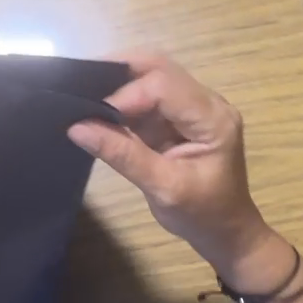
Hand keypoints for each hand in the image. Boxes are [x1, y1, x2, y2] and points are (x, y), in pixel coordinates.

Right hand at [66, 53, 296, 295]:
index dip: (126, 95)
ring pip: (152, 76)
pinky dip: (123, 100)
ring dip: (119, 84)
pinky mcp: (177, 118)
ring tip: (84, 95)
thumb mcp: (162, 188)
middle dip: (119, 73)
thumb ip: (122, 154)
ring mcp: (192, 108)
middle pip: (160, 68)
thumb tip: (76, 127)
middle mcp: (206, 103)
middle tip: (80, 85)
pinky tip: (98, 108)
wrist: (226, 234)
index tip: (93, 116)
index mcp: (212, 118)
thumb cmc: (202, 215)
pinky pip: (148, 97)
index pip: (164, 86)